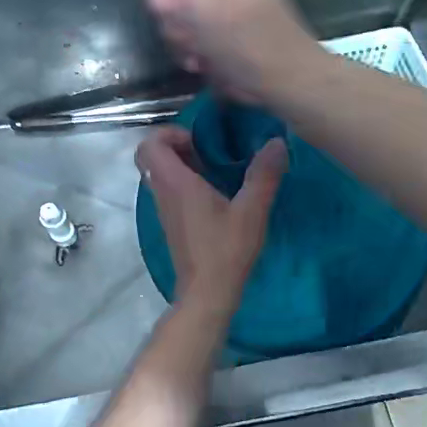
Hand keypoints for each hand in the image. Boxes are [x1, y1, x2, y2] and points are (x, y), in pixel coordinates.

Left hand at [137, 127, 286, 311]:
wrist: (207, 293)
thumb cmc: (225, 251)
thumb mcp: (251, 211)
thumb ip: (264, 175)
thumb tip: (277, 142)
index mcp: (175, 184)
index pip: (150, 145)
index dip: (169, 133)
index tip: (198, 140)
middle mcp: (162, 193)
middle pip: (151, 157)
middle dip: (175, 145)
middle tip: (206, 150)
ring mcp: (164, 210)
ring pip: (160, 174)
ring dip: (182, 165)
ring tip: (215, 169)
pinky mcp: (172, 223)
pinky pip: (169, 191)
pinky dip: (185, 183)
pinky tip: (216, 193)